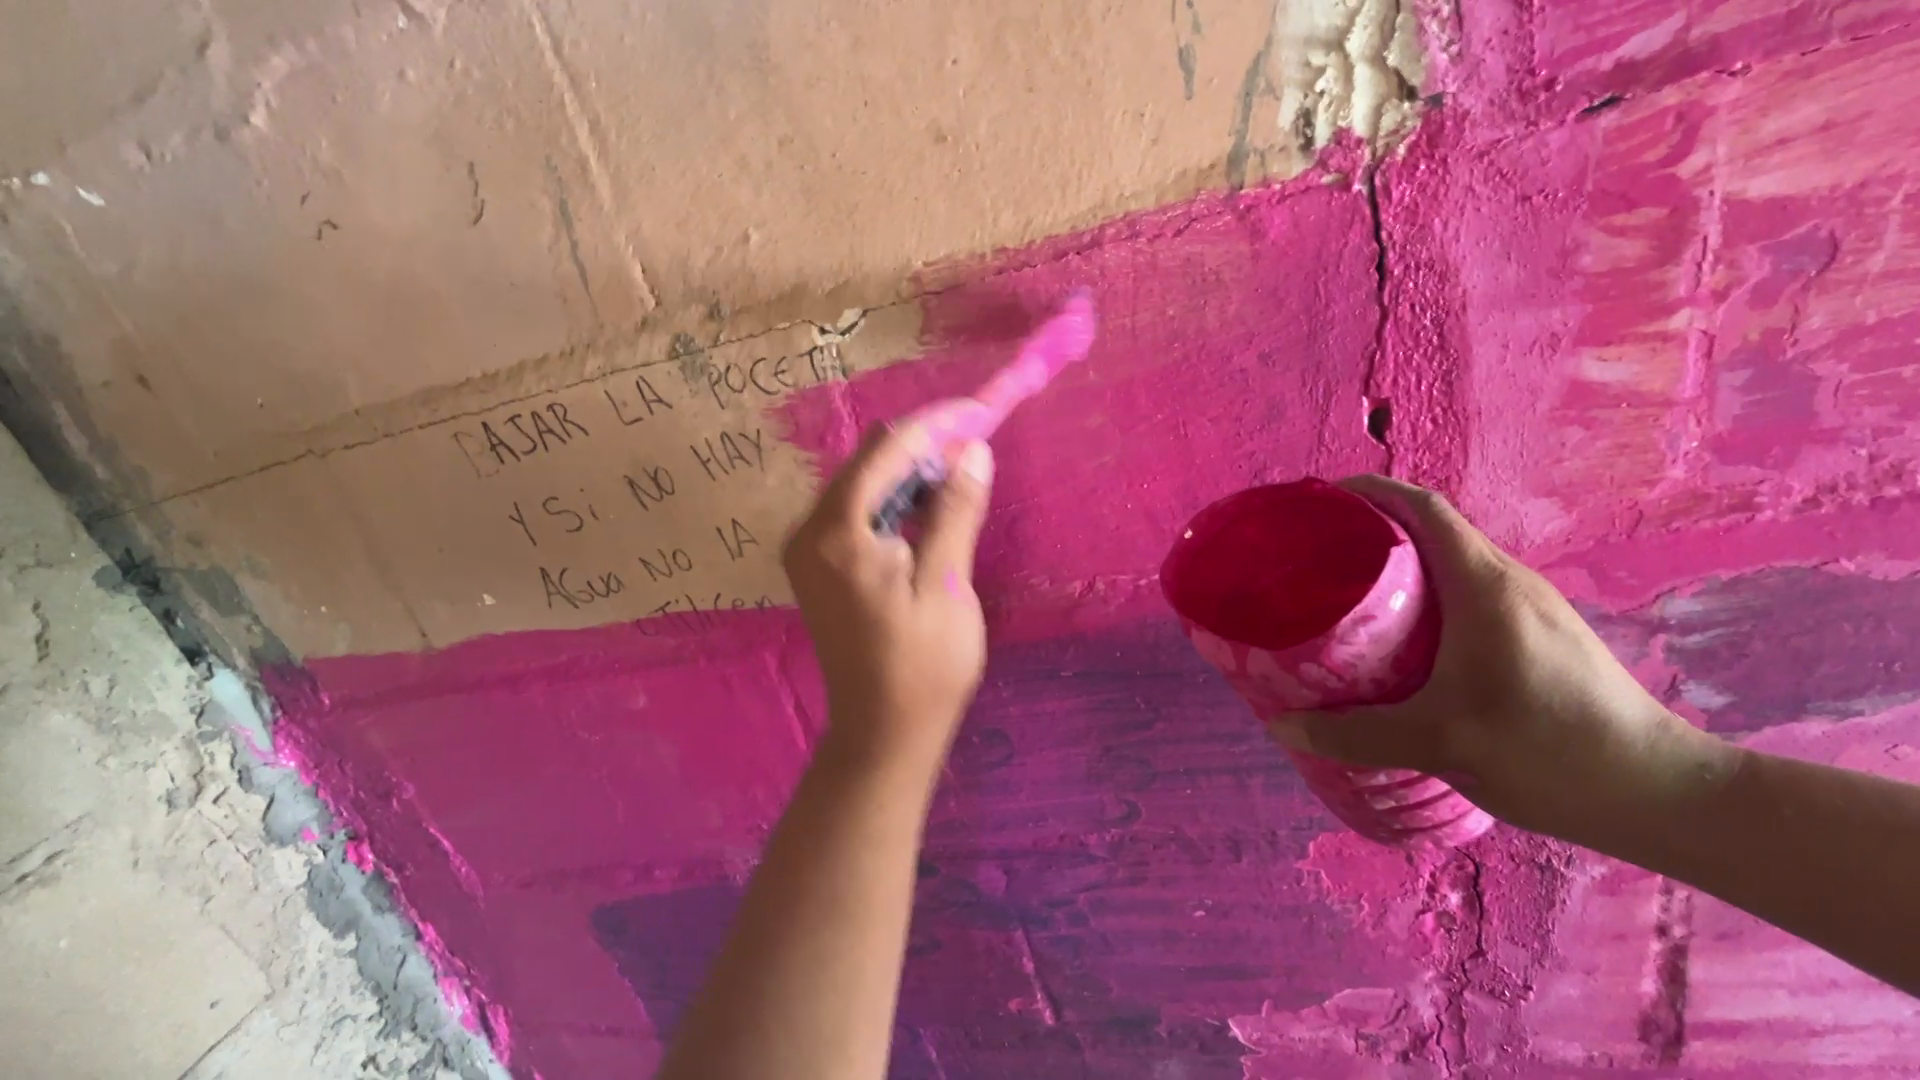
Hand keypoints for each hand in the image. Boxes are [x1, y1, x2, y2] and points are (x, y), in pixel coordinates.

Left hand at [783, 425, 994, 769]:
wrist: (883, 732)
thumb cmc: (923, 666)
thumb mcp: (947, 585)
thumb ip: (955, 511)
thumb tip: (974, 450)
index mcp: (839, 533)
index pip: (888, 450)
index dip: (937, 425)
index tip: (980, 411)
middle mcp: (810, 531)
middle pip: (868, 461)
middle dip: (923, 448)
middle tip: (976, 452)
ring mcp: (807, 550)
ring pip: (862, 484)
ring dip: (910, 474)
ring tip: (960, 482)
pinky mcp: (817, 566)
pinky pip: (856, 512)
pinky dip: (893, 503)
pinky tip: (928, 513)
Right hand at [1269, 475, 1739, 844]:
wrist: (1659, 793)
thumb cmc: (1548, 750)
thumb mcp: (1439, 743)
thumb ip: (1356, 734)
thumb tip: (1284, 726)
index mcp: (1484, 585)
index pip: (1422, 507)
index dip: (1368, 492)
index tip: (1320, 503)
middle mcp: (1509, 581)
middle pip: (1431, 530)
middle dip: (1370, 531)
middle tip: (1316, 559)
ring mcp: (1531, 607)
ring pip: (1450, 564)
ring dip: (1398, 567)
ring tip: (1347, 599)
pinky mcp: (1540, 635)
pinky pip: (1467, 594)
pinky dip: (1423, 597)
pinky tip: (1401, 642)